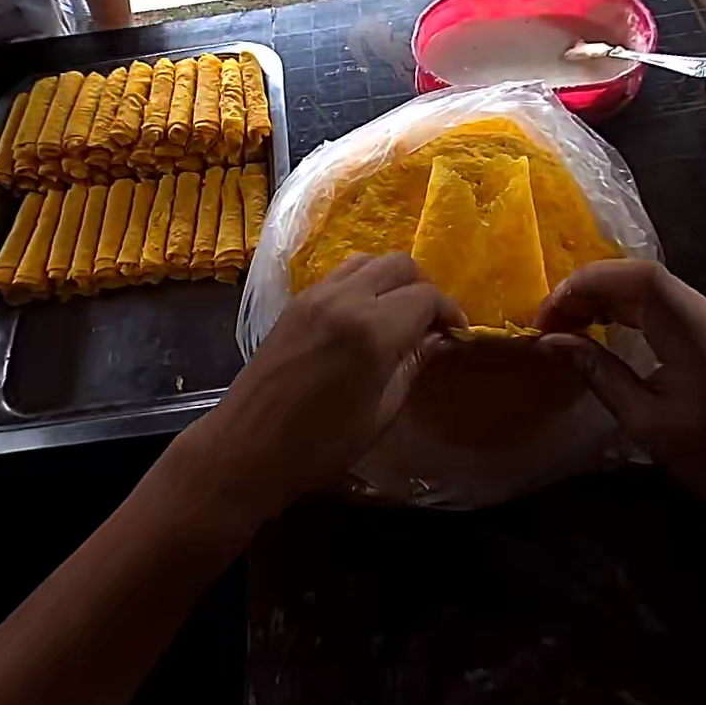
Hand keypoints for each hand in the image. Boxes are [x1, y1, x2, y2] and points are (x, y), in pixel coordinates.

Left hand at [171, 253, 463, 525]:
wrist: (250, 442)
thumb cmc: (322, 443)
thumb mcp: (381, 410)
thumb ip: (413, 363)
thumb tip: (440, 338)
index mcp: (371, 329)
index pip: (426, 296)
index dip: (449, 312)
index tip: (455, 335)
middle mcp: (344, 298)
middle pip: (399, 264)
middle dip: (423, 287)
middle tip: (430, 322)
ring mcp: (315, 295)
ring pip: (366, 261)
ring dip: (390, 279)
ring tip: (398, 314)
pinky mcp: (296, 301)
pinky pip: (339, 274)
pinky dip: (361, 282)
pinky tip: (364, 315)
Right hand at [533, 259, 705, 536]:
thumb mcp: (644, 422)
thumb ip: (597, 372)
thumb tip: (550, 341)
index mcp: (700, 340)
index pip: (640, 280)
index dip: (586, 284)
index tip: (551, 314)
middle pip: (641, 275)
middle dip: (587, 288)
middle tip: (552, 319)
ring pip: (649, 283)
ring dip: (602, 294)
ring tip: (569, 322)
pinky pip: (661, 299)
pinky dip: (621, 304)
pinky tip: (601, 324)